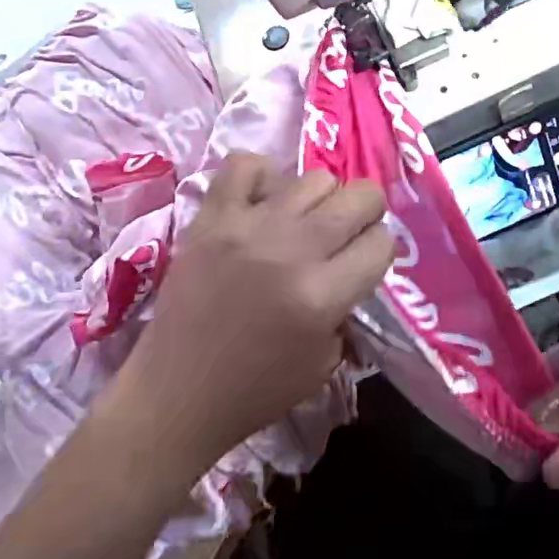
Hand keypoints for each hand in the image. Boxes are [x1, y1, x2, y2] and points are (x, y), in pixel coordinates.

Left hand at [107, 154, 393, 473]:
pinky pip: (245, 165)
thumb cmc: (256, 389)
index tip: (365, 263)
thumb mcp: (326, 361)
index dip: (381, 252)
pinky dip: (262, 177)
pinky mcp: (210, 219)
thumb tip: (357, 265)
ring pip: (315, 178)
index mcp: (321, 296)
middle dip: (367, 215)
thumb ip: (349, 306)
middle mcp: (291, 251)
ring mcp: (248, 228)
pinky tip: (263, 204)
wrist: (176, 393)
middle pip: (360, 197)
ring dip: (322, 201)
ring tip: (304, 224)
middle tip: (347, 237)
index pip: (382, 242)